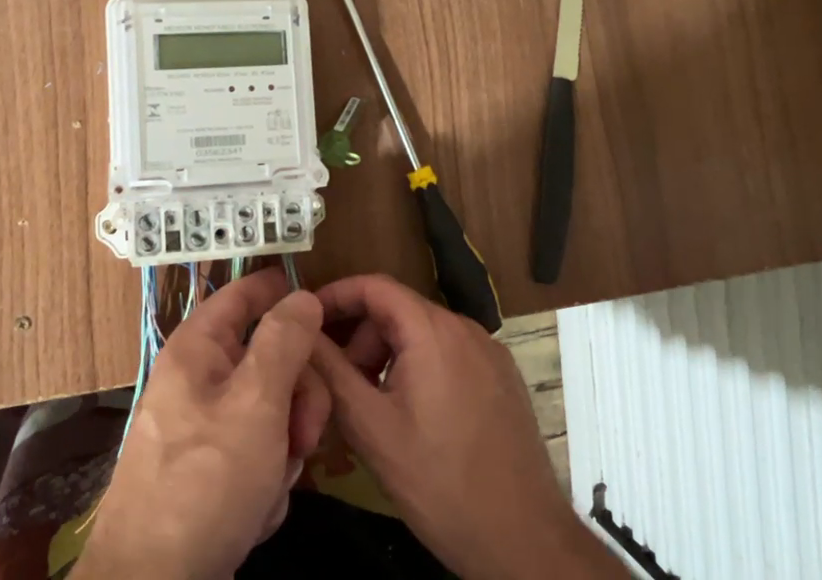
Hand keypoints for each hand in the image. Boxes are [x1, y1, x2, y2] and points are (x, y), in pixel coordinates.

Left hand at [77, 269, 329, 579]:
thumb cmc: (206, 481)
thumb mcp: (256, 403)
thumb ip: (283, 344)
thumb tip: (302, 295)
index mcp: (197, 352)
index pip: (239, 297)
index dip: (276, 289)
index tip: (315, 297)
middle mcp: (196, 383)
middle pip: (266, 361)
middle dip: (296, 397)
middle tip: (305, 432)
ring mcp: (201, 431)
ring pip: (269, 413)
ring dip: (283, 446)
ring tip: (272, 482)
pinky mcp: (208, 474)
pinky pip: (255, 456)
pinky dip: (265, 479)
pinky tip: (256, 508)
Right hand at [309, 274, 622, 579]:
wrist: (519, 535)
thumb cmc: (437, 480)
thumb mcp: (369, 425)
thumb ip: (330, 370)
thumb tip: (301, 331)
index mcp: (433, 332)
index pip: (375, 286)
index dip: (336, 296)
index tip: (306, 321)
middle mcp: (466, 329)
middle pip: (399, 310)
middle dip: (361, 337)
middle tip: (338, 382)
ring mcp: (490, 353)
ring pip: (424, 334)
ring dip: (388, 356)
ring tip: (370, 405)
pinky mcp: (503, 379)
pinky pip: (450, 354)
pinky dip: (419, 368)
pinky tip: (410, 415)